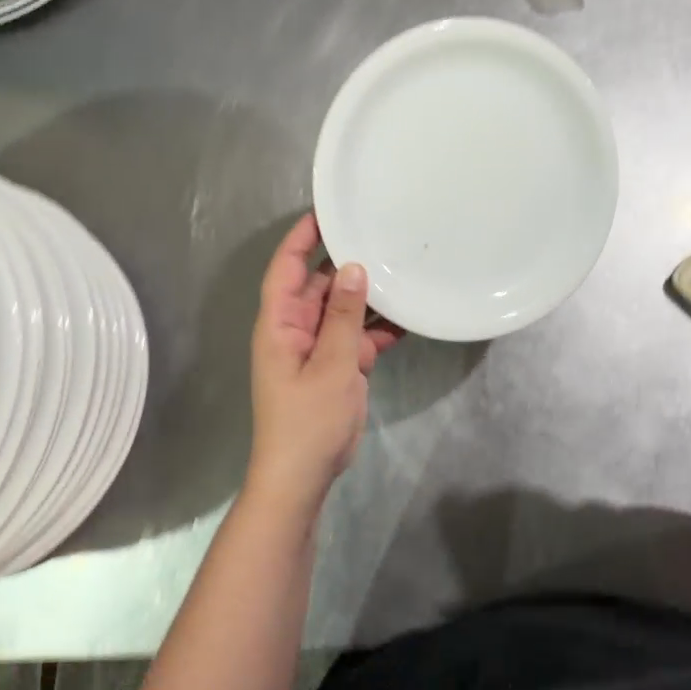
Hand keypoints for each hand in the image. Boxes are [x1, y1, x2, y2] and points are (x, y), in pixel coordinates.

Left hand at [247, 214, 404, 510]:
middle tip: (381, 235)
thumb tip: (354, 268)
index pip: (287, 269)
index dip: (302, 238)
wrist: (302, 478)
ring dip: (368, 296)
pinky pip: (358, 338)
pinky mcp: (337, 369)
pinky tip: (409, 317)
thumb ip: (345, 316)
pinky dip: (380, 329)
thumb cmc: (307, 420)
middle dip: (346, 263)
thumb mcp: (331, 364)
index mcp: (280, 324)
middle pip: (320, 285)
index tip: (326, 211)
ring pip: (344, 311)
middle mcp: (297, 330)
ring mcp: (317, 350)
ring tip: (402, 268)